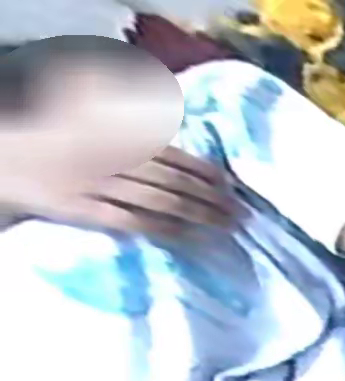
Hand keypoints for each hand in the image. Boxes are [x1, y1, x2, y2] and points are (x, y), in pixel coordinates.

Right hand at [0, 147, 236, 235]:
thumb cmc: (48, 145)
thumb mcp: (82, 126)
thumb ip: (123, 129)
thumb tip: (168, 129)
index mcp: (104, 135)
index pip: (168, 154)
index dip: (205, 171)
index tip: (231, 185)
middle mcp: (102, 158)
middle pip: (173, 181)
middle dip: (215, 198)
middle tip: (243, 213)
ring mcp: (89, 183)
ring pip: (161, 201)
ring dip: (202, 215)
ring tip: (229, 226)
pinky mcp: (77, 206)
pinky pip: (132, 220)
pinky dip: (167, 229)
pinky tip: (194, 237)